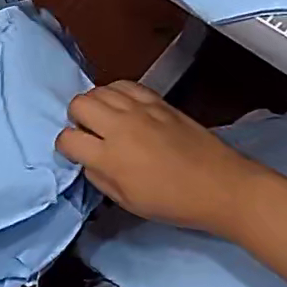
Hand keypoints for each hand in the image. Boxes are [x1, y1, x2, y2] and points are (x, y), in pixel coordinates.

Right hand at [56, 81, 265, 234]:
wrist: (220, 186)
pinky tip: (122, 106)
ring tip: (104, 118)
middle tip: (88, 132)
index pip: (68, 138)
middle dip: (76, 118)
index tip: (75, 153)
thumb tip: (88, 160)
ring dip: (95, 104)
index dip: (66, 146)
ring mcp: (139, 109)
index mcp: (110, 157)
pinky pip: (124, 84)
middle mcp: (119, 126)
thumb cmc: (173, 202)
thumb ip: (99, 178)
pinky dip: (116, 92)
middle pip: (79, 104)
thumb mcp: (127, 202)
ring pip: (99, 90)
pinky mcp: (157, 101)